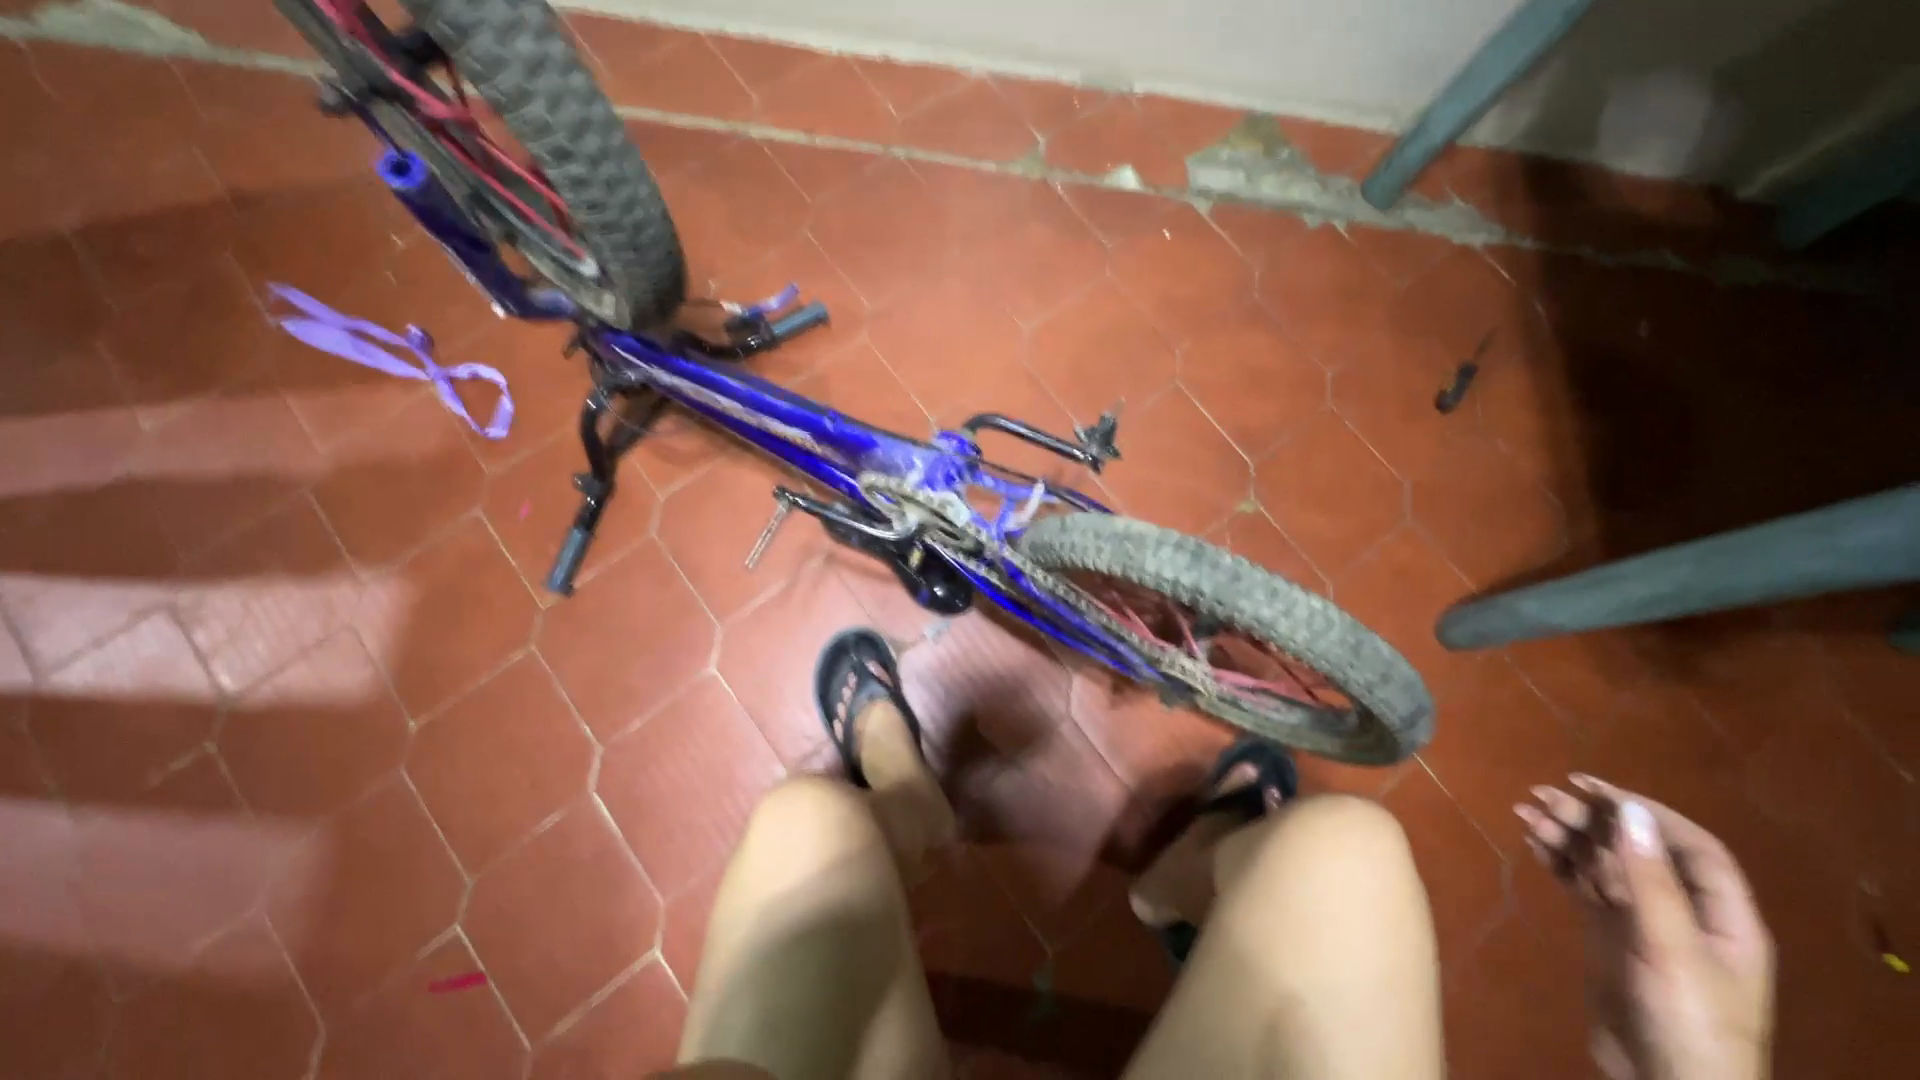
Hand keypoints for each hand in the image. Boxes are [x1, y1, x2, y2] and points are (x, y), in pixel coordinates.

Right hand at [1516, 775, 1773, 1079]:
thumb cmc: (1686, 1019)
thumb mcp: (1671, 947)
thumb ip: (1649, 879)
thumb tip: (1628, 810)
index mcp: (1722, 915)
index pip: (1689, 846)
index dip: (1644, 812)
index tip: (1591, 789)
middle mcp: (1684, 913)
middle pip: (1638, 851)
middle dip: (1592, 820)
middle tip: (1541, 795)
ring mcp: (1643, 927)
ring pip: (1605, 867)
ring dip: (1569, 837)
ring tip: (1525, 812)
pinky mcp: (1609, 940)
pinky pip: (1585, 889)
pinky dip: (1560, 864)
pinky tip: (1535, 844)